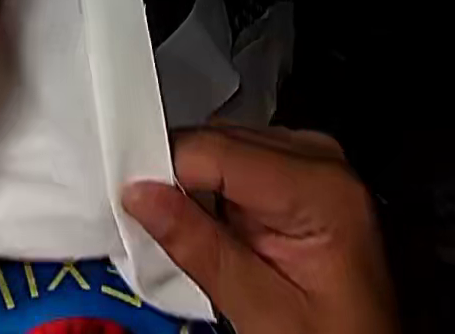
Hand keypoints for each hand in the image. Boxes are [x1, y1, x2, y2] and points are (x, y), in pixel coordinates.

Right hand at [124, 127, 397, 333]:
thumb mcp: (264, 313)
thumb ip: (199, 247)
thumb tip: (137, 192)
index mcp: (320, 185)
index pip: (215, 150)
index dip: (167, 172)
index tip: (134, 201)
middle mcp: (318, 154)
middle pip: (217, 141)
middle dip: (181, 179)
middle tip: (163, 227)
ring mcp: (310, 154)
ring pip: (220, 142)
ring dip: (195, 182)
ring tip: (198, 234)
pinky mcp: (298, 163)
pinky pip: (235, 153)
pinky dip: (213, 183)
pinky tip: (219, 223)